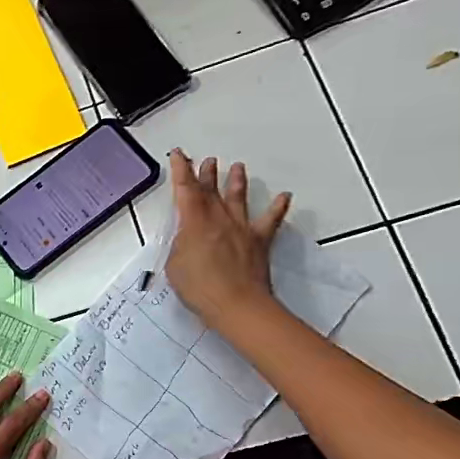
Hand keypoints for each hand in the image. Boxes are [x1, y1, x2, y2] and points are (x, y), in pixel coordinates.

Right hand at [164, 149, 291, 326]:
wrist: (236, 303)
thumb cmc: (198, 287)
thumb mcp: (175, 264)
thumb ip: (181, 244)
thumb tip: (188, 238)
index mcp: (194, 223)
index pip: (185, 191)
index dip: (181, 171)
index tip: (179, 155)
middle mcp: (219, 219)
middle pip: (211, 191)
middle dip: (206, 174)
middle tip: (207, 160)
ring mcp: (241, 229)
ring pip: (238, 199)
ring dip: (237, 182)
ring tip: (237, 167)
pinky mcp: (259, 242)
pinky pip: (269, 221)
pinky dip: (277, 208)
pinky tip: (284, 196)